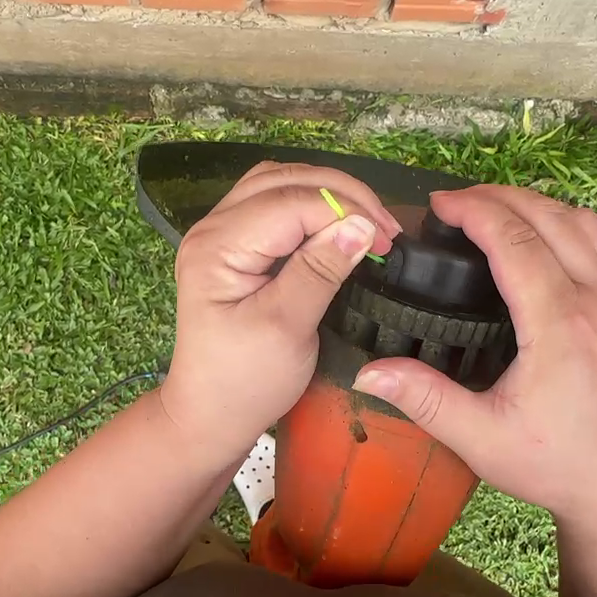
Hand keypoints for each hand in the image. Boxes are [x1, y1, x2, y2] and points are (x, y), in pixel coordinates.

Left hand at [159, 161, 400, 458]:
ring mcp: (220, 235)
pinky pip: (274, 206)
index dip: (345, 209)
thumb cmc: (245, 381)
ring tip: (368, 220)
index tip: (387, 239)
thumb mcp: (287, 329)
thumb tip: (362, 225)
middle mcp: (212, 229)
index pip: (290, 202)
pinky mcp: (234, 248)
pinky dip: (311, 206)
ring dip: (327, 193)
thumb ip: (320, 271)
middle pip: (283, 181)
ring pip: (279, 185)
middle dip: (342, 194)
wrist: (209, 415)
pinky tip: (337, 224)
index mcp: (218, 247)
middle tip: (387, 227)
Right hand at [350, 185, 596, 528]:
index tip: (436, 206)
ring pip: (579, 222)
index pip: (515, 241)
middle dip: (498, 197)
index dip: (474, 211)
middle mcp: (594, 300)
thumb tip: (366, 372)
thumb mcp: (480, 438)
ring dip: (532, 204)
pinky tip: (536, 236)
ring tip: (489, 210)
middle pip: (548, 217)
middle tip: (451, 204)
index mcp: (559, 324)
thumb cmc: (553, 464)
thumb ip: (424, 399)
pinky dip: (561, 221)